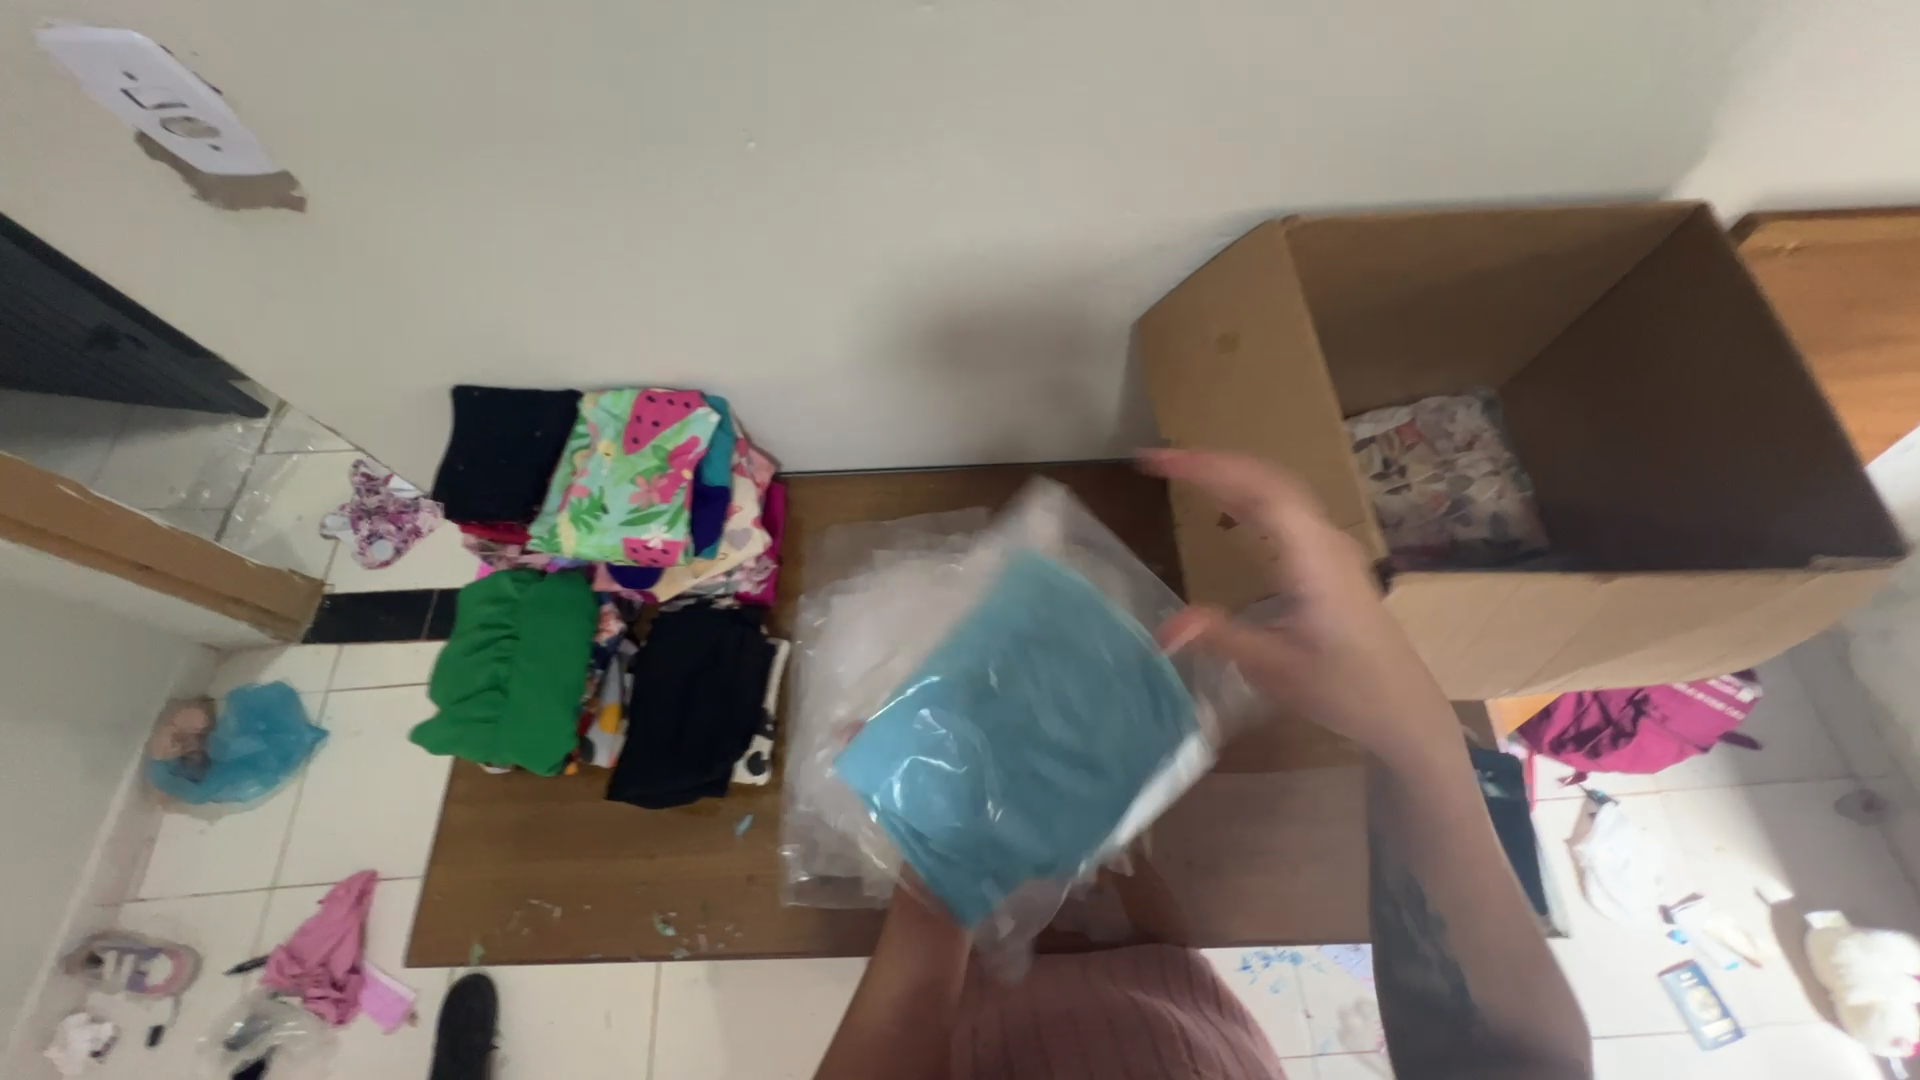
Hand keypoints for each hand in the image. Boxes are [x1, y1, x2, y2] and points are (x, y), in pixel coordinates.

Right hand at [1138, 448, 1455, 761]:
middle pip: (1266, 480)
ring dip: (1229, 473)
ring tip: (1181, 471)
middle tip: (1157, 460)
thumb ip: (1219, 637)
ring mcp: (1330, 546)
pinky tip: (1225, 504)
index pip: (1258, 492)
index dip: (1207, 468)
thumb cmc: (1344, 690)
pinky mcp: (1329, 557)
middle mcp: (1324, 541)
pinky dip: (1246, 493)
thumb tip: (1162, 628)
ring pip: (1277, 489)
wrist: (1404, 709)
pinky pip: (1284, 507)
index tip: (1159, 462)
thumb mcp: (1275, 668)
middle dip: (1210, 463)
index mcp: (1312, 559)